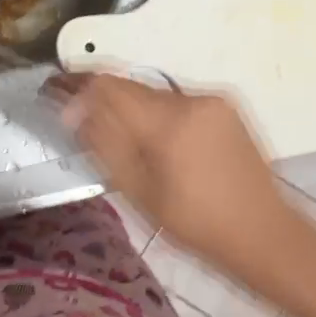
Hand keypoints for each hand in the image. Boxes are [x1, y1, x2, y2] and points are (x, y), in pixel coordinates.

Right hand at [43, 72, 301, 269]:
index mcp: (167, 122)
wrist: (263, 232)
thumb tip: (74, 110)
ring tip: (118, 132)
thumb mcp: (139, 191)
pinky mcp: (226, 105)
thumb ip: (104, 144)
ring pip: (153, 93)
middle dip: (100, 95)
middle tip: (77, 113)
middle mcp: (190, 99)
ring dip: (130, 104)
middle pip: (130, 85)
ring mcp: (212, 99)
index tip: (52, 88)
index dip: (75, 84)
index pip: (108, 85)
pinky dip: (158, 112)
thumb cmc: (196, 223)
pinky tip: (156, 139)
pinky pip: (177, 100)